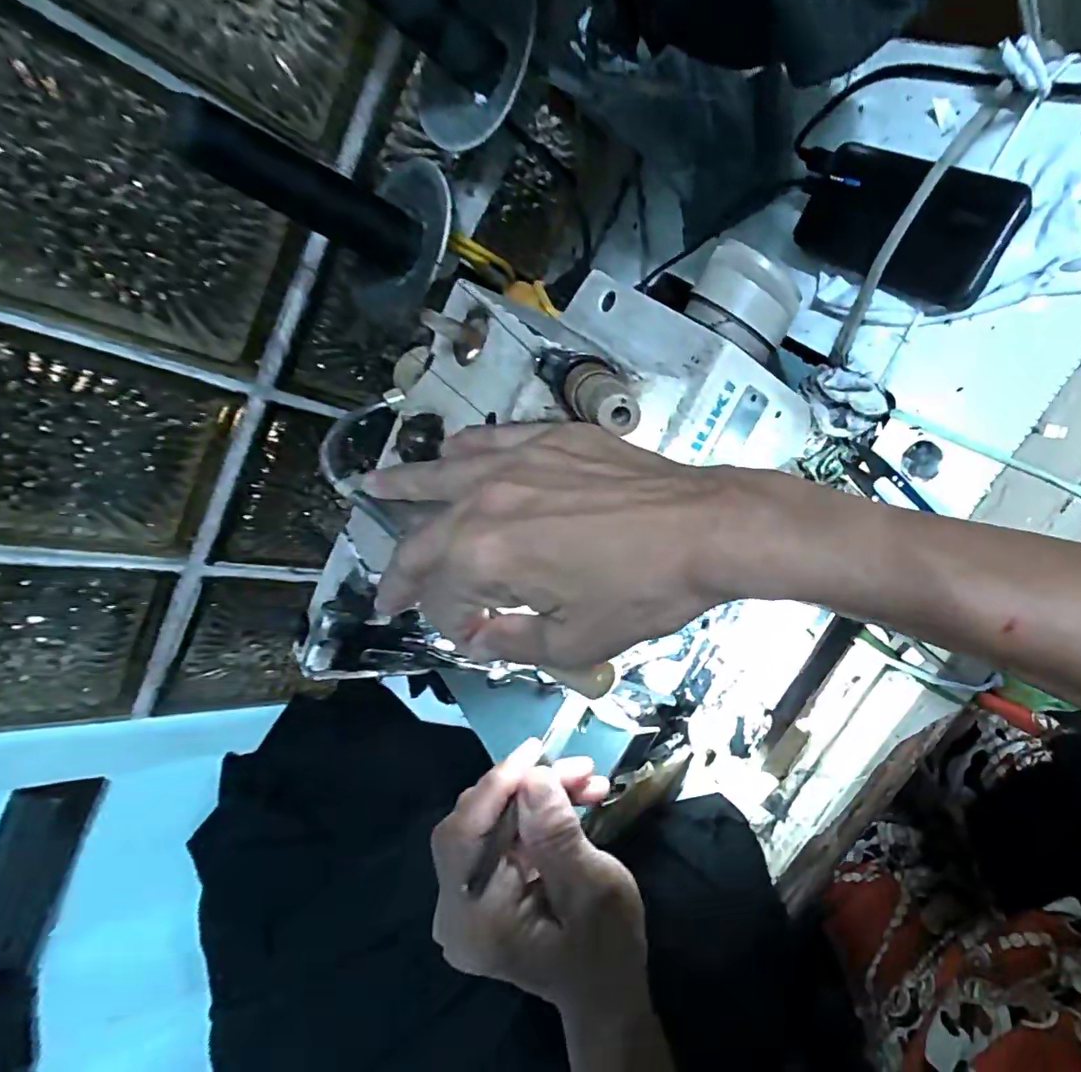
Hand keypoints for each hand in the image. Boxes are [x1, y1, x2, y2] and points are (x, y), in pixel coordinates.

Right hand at [364, 423, 762, 667]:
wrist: (706, 528)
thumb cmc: (646, 591)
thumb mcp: (579, 642)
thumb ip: (516, 644)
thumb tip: (480, 634)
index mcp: (485, 555)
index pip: (441, 594)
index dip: (448, 622)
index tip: (469, 635)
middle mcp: (487, 498)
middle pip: (426, 534)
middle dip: (402, 568)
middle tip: (387, 588)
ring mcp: (521, 458)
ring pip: (445, 470)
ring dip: (408, 484)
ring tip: (375, 484)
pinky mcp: (557, 437)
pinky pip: (496, 437)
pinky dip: (468, 447)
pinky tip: (454, 450)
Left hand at [430, 738, 648, 1017]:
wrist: (607, 993)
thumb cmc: (605, 949)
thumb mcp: (592, 888)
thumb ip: (558, 834)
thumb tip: (534, 778)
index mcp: (473, 917)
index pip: (463, 835)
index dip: (496, 787)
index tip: (535, 751)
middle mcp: (457, 908)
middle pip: (475, 823)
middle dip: (527, 787)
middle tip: (578, 767)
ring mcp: (470, 899)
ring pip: (493, 822)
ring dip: (540, 795)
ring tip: (589, 780)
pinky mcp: (489, 889)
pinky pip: (505, 836)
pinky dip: (540, 812)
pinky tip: (577, 798)